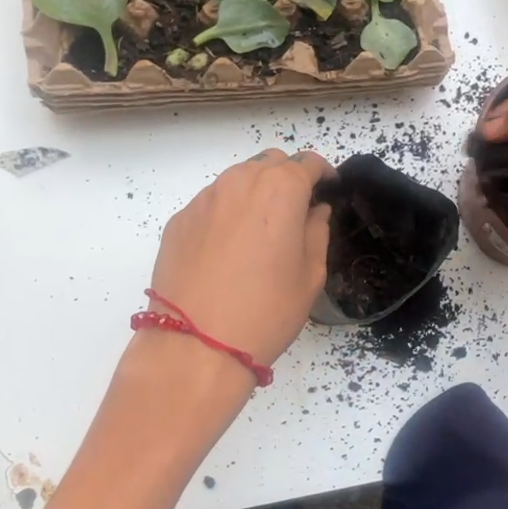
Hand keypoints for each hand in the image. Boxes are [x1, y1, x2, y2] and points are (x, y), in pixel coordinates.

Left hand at [147, 149, 333, 367]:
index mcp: (279, 191)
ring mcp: (203, 200)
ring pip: (237, 180)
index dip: (322, 173)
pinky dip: (227, 214)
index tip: (328, 190)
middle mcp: (238, 184)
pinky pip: (211, 204)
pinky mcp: (179, 221)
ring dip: (255, 194)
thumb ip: (317, 232)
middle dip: (287, 178)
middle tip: (296, 212)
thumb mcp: (310, 275)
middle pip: (269, 163)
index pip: (307, 163)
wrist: (196, 345)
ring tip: (262, 232)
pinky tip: (230, 250)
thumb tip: (315, 211)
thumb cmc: (267, 312)